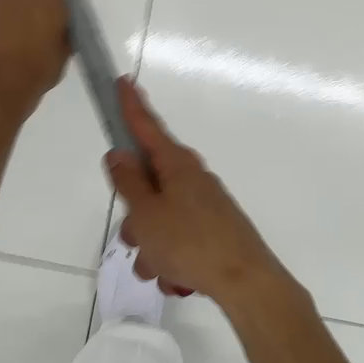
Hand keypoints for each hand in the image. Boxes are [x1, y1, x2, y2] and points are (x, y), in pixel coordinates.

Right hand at [103, 78, 291, 306]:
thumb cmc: (188, 243)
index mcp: (176, 165)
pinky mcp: (214, 232)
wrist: (244, 281)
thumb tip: (119, 153)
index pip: (147, 127)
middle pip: (149, 185)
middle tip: (133, 238)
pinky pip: (179, 242)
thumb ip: (128, 183)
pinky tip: (177, 280)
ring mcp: (205, 207)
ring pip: (160, 220)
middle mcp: (193, 179)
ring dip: (151, 247)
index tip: (123, 81)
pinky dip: (171, 260)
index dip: (131, 106)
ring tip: (157, 269)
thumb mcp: (146, 213)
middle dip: (135, 215)